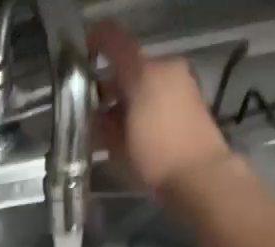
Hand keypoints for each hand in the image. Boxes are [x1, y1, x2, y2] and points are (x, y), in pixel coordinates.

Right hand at [89, 21, 233, 193]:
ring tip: (102, 134)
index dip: (92, 44)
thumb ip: (102, 119)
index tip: (75, 61)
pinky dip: (139, 114)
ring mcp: (181, 87)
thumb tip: (93, 114)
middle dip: (104, 89)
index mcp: (148, 68)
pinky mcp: (190, 107)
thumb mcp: (120, 136)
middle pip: (127, 70)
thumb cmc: (157, 152)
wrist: (200, 178)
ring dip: (120, 105)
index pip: (113, 40)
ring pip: (140, 88)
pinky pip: (155, 101)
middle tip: (86, 114)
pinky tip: (125, 140)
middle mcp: (166, 70)